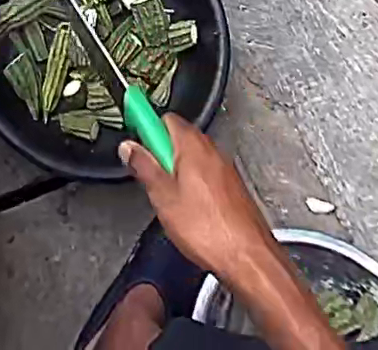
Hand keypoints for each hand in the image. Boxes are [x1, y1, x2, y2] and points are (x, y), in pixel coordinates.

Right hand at [120, 115, 275, 277]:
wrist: (249, 259)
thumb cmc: (210, 229)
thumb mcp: (163, 196)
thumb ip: (143, 166)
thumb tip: (129, 148)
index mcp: (191, 144)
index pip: (164, 118)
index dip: (147, 126)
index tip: (136, 135)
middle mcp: (211, 149)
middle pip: (179, 136)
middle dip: (162, 152)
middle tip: (152, 176)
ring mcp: (224, 168)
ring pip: (193, 157)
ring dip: (179, 169)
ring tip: (172, 198)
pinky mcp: (233, 187)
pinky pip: (207, 173)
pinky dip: (196, 183)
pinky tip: (192, 210)